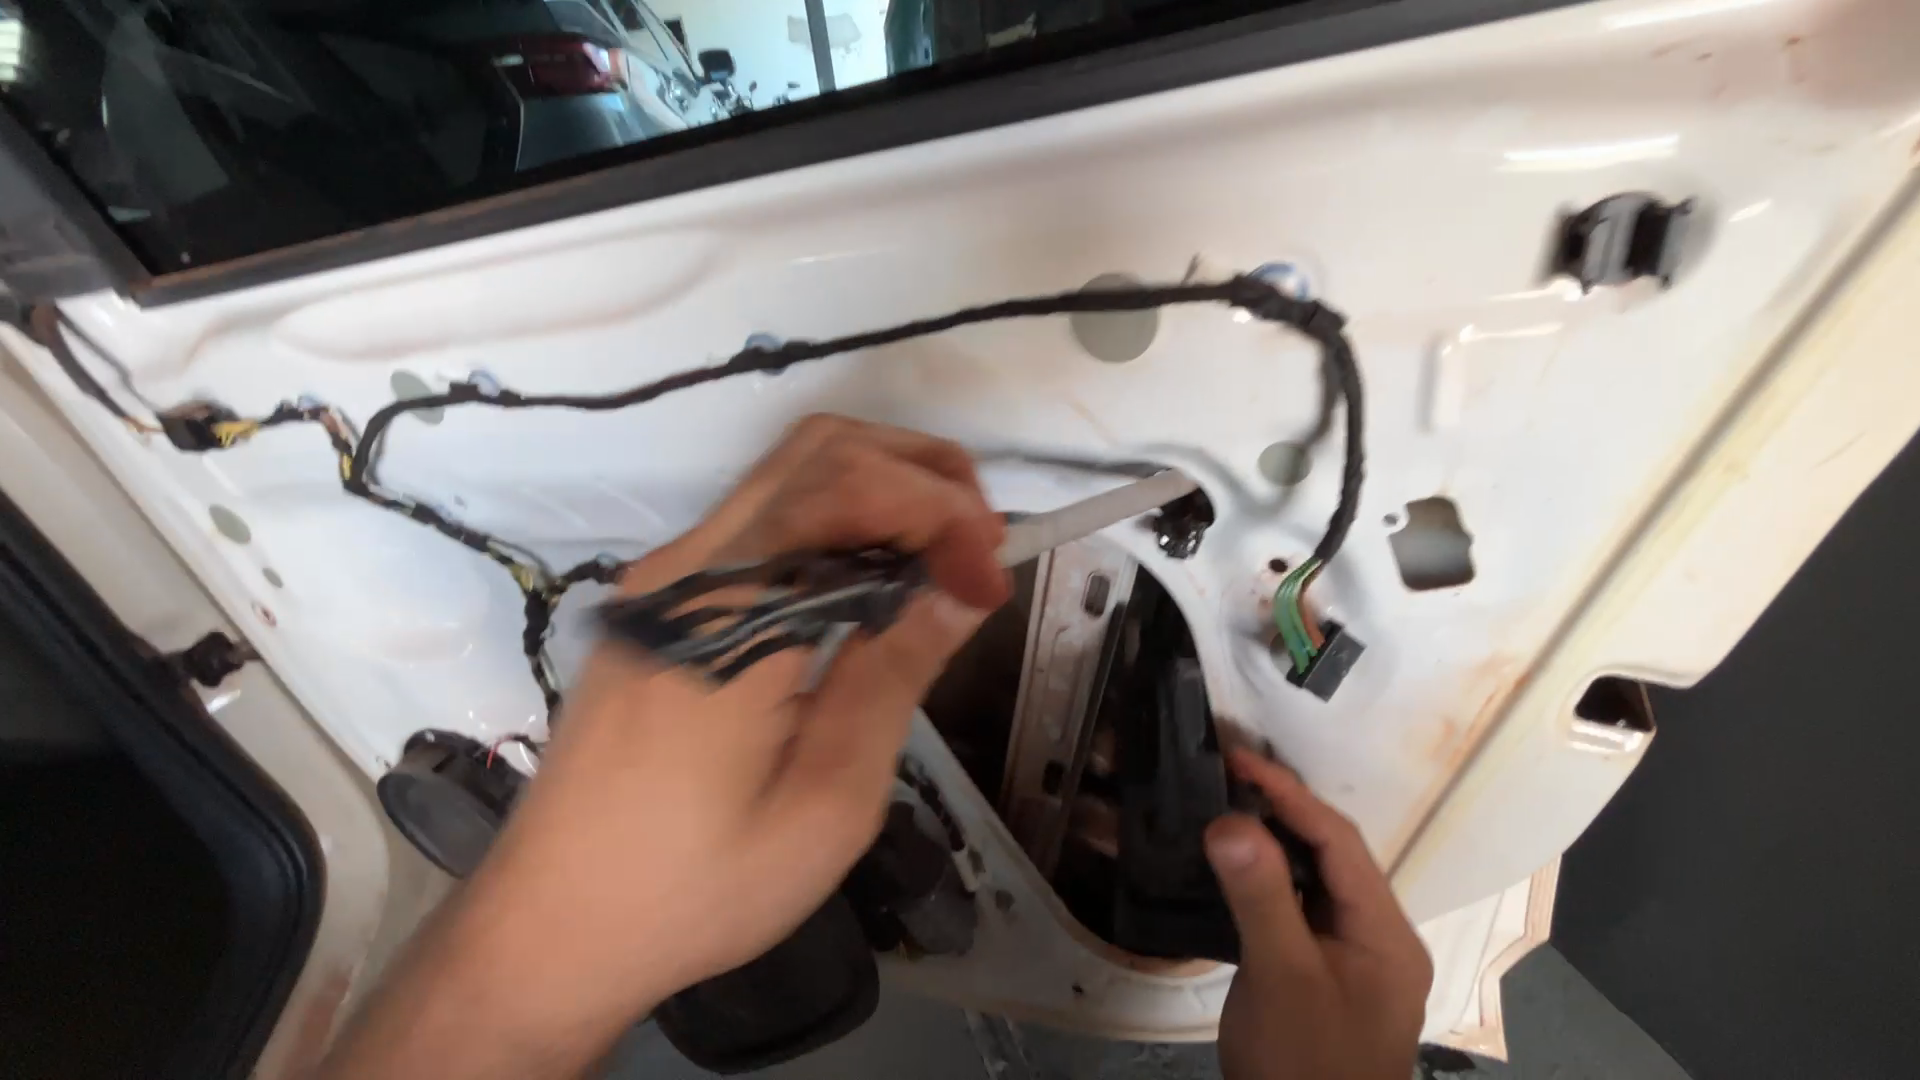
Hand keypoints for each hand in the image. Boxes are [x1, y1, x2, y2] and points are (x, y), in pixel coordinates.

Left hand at [484, 414, 1008, 1000]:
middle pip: (820, 451)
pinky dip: (844, 514)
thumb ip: (896, 672)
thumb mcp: (829, 799)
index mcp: (726, 619)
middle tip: (981, 542)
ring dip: (885, 483)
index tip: (992, 576)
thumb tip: (964, 583)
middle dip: (922, 473)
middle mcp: (689, 568)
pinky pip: (770, 514)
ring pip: (793, 468)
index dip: (939, 512)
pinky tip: (882, 572)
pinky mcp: (668, 592)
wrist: (554, 925)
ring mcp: (670, 572)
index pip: (846, 494)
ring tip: (947, 546)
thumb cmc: (700, 885)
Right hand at [1206, 749, 1432, 1079]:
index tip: (1236, 760)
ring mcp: (1354, 957)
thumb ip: (1260, 896)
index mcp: (1386, 932)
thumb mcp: (1281, 977)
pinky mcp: (1325, 972)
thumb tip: (1230, 818)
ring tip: (1225, 806)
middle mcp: (1380, 936)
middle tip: (1226, 775)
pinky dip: (1267, 874)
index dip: (1287, 793)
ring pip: (1316, 877)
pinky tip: (1235, 867)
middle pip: (1333, 853)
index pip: (1338, 840)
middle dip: (1283, 807)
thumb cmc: (1302, 1064)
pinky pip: (1300, 904)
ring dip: (1274, 838)